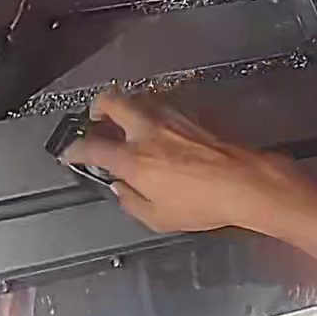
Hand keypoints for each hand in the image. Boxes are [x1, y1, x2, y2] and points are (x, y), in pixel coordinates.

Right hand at [61, 92, 303, 233]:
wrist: (244, 182)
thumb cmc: (203, 203)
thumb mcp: (159, 218)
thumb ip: (132, 202)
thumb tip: (121, 189)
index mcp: (134, 159)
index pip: (93, 147)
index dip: (76, 149)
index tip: (72, 153)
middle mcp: (148, 131)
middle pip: (112, 102)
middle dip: (98, 107)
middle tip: (96, 117)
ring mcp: (172, 118)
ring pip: (140, 96)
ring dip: (127, 104)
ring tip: (127, 118)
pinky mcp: (193, 115)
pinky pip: (164, 103)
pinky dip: (153, 108)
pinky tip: (160, 122)